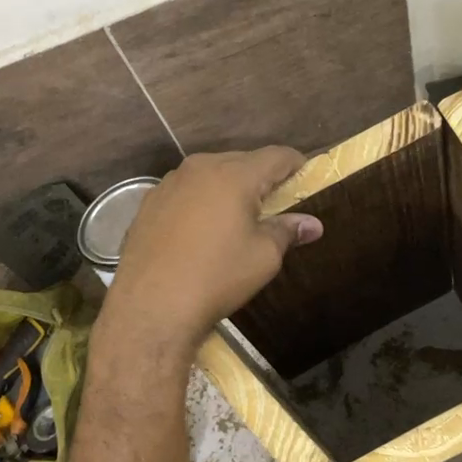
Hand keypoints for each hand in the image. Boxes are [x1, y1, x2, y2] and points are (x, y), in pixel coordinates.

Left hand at [106, 148, 322, 348]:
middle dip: (262, 179)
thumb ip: (287, 231)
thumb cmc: (216, 278)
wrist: (151, 305)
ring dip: (228, 190)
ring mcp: (169, 183)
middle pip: (242, 161)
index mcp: (233, 175)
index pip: (276, 155)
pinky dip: (201, 203)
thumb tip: (312, 224)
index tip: (307, 180)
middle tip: (275, 206)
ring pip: (210, 175)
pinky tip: (201, 232)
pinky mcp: (149, 203)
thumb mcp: (263, 257)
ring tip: (236, 220)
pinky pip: (186, 192)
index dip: (297, 165)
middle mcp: (199, 168)